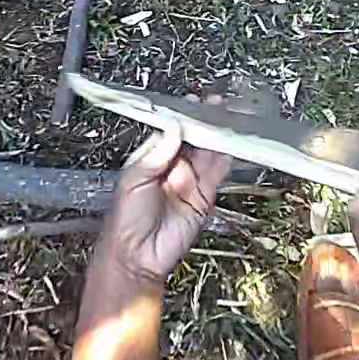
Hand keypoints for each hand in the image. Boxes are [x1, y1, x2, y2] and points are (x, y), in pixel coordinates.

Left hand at [99, 121, 231, 287]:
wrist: (136, 256)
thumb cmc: (126, 217)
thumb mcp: (134, 179)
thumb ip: (157, 154)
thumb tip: (175, 127)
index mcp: (152, 157)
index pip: (171, 131)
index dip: (183, 117)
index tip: (194, 102)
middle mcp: (173, 166)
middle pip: (193, 139)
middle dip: (205, 122)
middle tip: (217, 105)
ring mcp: (190, 180)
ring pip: (208, 152)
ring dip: (218, 136)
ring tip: (229, 118)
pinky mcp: (204, 197)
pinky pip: (217, 173)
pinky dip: (227, 158)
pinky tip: (233, 143)